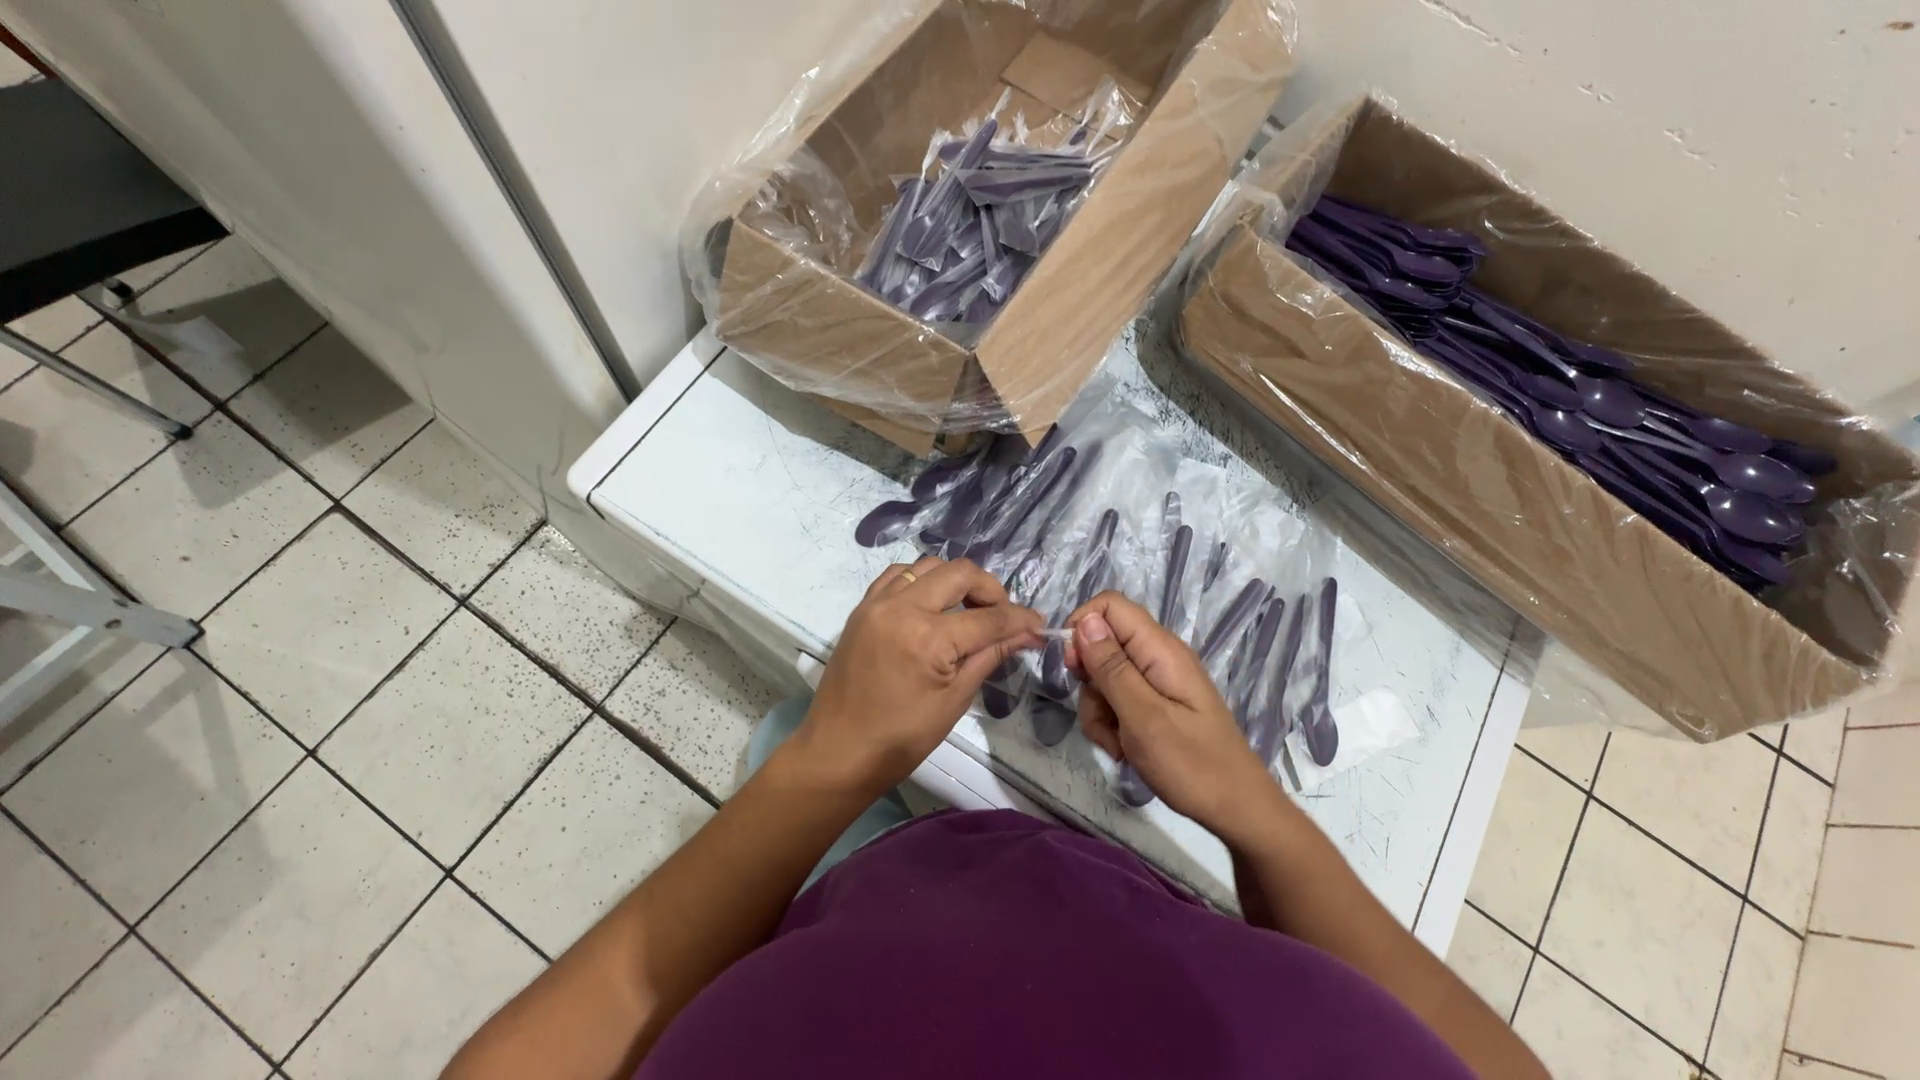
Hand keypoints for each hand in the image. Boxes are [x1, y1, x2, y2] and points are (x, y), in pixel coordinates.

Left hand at [795, 557, 1041, 797]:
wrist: (838, 751)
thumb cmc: (901, 738)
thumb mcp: (954, 700)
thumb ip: (990, 656)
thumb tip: (1027, 634)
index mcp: (928, 638)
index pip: (988, 618)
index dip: (1020, 620)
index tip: (1039, 624)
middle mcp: (901, 608)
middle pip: (959, 573)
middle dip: (989, 589)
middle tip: (1001, 616)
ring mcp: (877, 604)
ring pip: (928, 566)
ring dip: (955, 581)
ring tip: (967, 610)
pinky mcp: (862, 608)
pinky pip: (898, 575)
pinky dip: (922, 580)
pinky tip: (932, 605)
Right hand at [1065, 591, 1281, 830]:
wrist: (1235, 808)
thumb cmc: (1191, 764)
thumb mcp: (1143, 717)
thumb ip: (1112, 668)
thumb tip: (1086, 621)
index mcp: (1160, 650)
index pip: (1110, 606)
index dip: (1082, 627)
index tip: (1073, 668)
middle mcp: (1159, 657)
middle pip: (1103, 644)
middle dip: (1089, 681)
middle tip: (1100, 716)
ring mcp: (1158, 682)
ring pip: (1105, 678)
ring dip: (1099, 711)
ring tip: (1117, 745)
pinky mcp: (1157, 705)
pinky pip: (1119, 701)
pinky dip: (1112, 724)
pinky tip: (1124, 751)